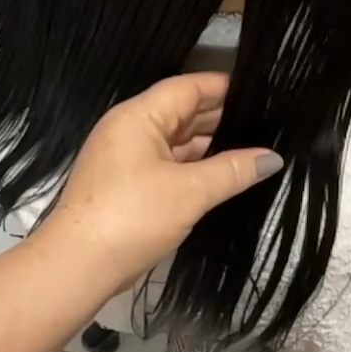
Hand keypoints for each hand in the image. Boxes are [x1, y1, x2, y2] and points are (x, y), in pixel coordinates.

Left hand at [34, 72, 283, 291]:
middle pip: (180, 111)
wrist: (77, 264)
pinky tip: (220, 173)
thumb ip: (233, 170)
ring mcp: (124, 156)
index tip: (262, 91)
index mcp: (138, 116)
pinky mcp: (124, 183)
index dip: (224, 88)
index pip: (187, 87)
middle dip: (221, 117)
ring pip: (173, 140)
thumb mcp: (190, 192)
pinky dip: (191, 165)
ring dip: (207, 144)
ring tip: (253, 146)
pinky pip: (164, 162)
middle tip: (268, 123)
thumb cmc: (133, 217)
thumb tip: (273, 158)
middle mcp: (129, 128)